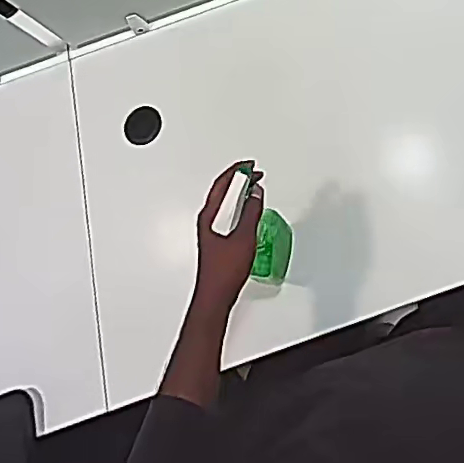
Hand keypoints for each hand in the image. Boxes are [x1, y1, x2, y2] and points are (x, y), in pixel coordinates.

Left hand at [191, 161, 263, 318]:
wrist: (215, 297)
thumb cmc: (224, 271)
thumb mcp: (243, 238)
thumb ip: (251, 213)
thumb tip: (255, 193)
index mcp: (210, 216)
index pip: (222, 184)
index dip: (237, 171)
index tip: (250, 165)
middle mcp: (208, 221)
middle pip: (222, 191)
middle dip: (238, 178)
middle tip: (253, 171)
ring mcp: (211, 231)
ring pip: (225, 202)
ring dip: (239, 191)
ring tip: (252, 185)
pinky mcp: (217, 240)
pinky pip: (228, 213)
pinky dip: (239, 205)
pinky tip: (248, 209)